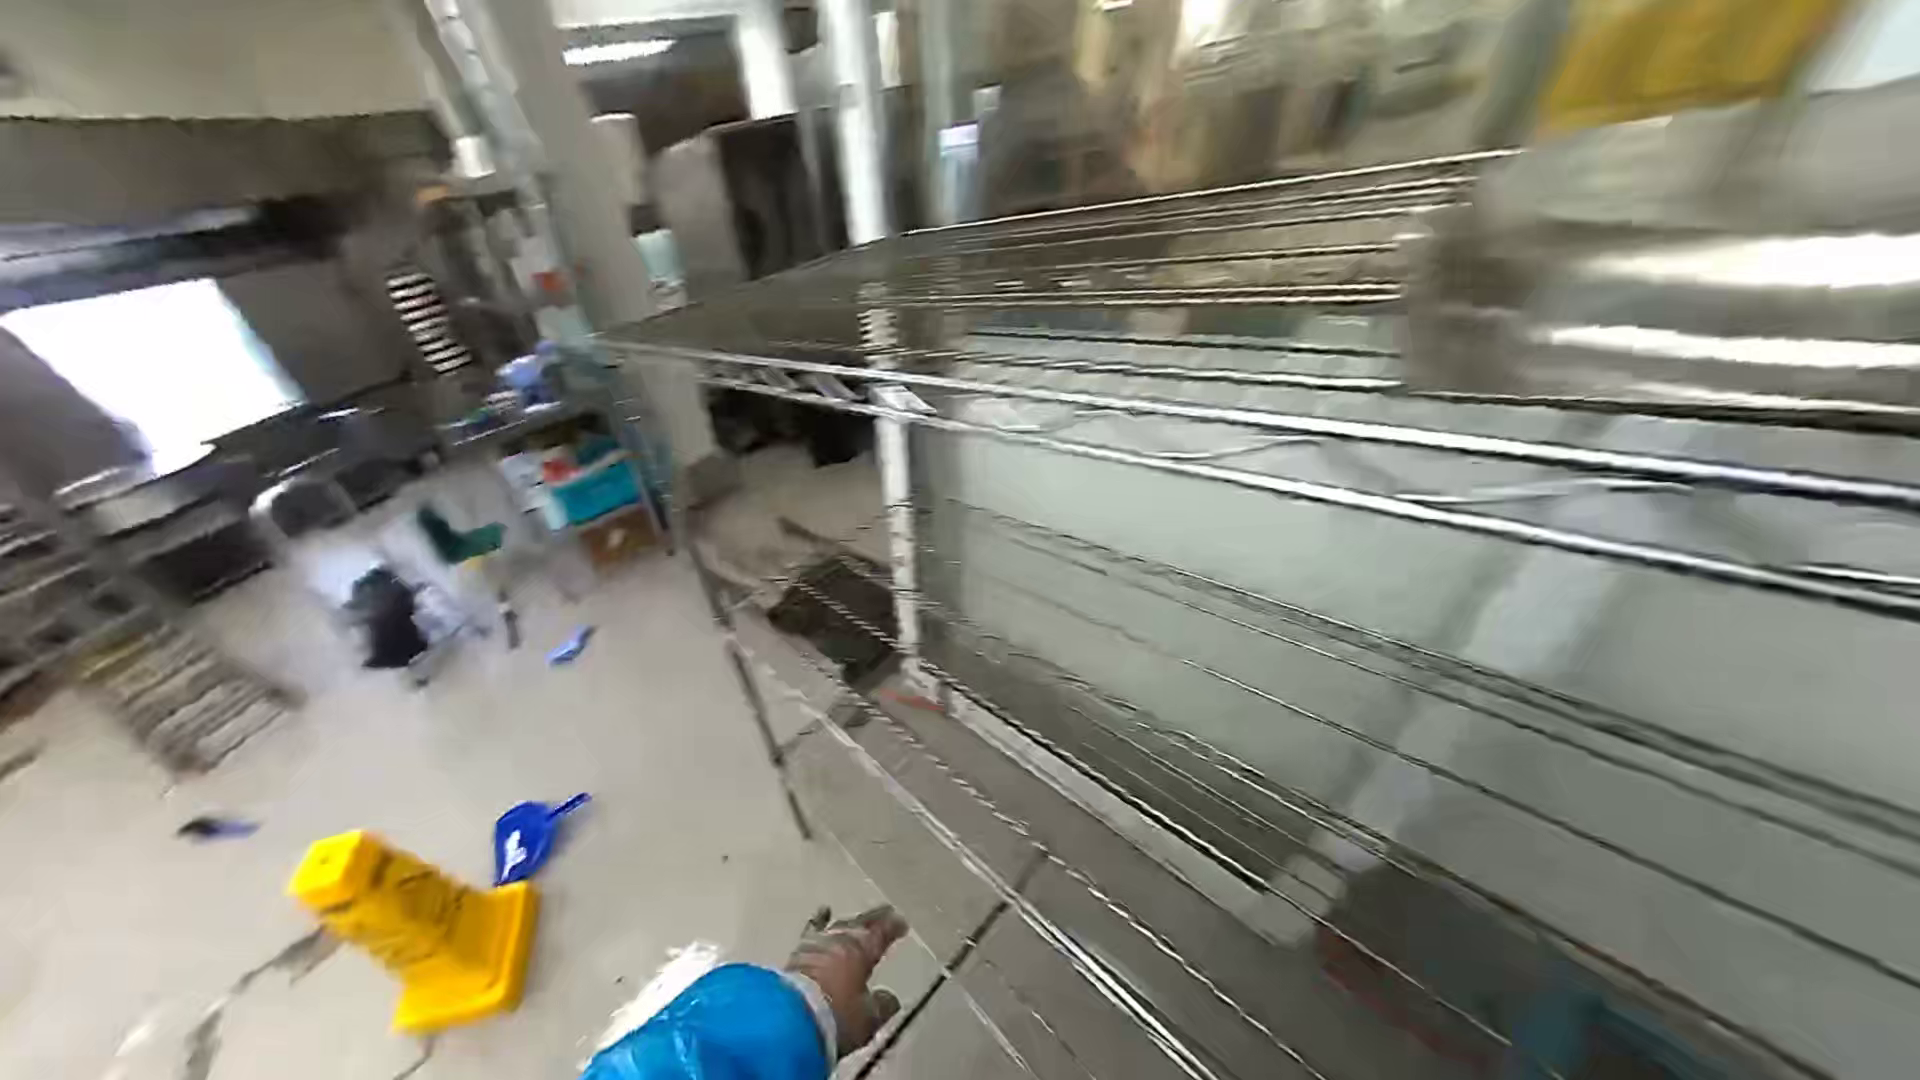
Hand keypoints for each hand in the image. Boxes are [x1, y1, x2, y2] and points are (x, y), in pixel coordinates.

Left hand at [785, 905, 908, 1056]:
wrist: (789, 1020)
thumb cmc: (836, 1016)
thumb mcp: (867, 1019)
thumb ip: (881, 1006)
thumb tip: (890, 999)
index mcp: (863, 949)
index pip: (882, 932)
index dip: (893, 926)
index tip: (902, 923)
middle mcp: (841, 939)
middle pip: (861, 923)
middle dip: (874, 918)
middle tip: (885, 912)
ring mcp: (817, 943)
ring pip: (838, 925)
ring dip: (849, 923)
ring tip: (855, 919)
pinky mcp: (798, 953)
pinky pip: (814, 931)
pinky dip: (820, 923)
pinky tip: (820, 915)